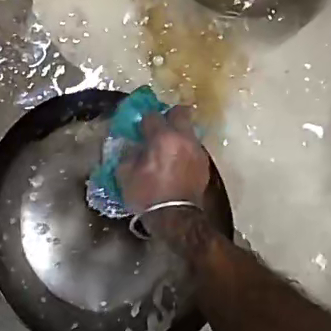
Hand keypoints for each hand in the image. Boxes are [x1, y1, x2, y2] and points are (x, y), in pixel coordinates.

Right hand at [117, 106, 212, 237]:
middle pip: (180, 112)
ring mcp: (197, 150)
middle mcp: (184, 139)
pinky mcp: (204, 164)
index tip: (138, 128)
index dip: (143, 120)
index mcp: (163, 138)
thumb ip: (128, 154)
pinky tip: (176, 163)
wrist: (175, 218)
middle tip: (158, 129)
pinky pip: (193, 148)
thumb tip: (133, 147)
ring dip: (178, 134)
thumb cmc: (147, 195)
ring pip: (189, 130)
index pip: (152, 115)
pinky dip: (185, 150)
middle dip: (169, 116)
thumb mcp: (125, 174)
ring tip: (168, 148)